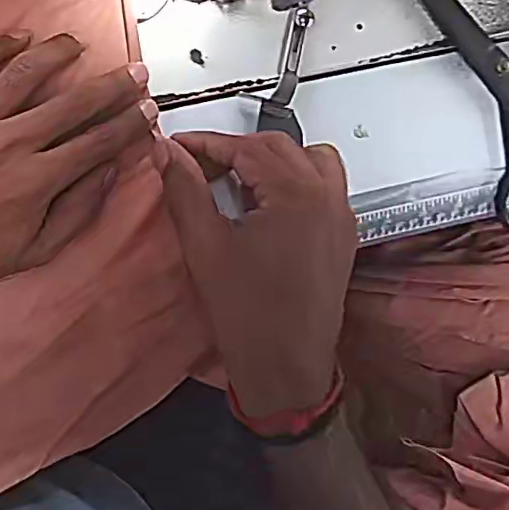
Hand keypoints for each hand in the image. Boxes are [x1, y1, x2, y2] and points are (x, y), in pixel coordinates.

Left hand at [0, 32, 155, 331]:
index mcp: (34, 179)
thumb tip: (106, 172)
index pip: (96, 141)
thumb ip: (76, 210)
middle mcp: (8, 143)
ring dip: (56, 53)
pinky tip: (17, 39)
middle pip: (72, 102)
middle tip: (134, 72)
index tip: (145, 110)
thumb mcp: (35, 249)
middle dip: (112, 85)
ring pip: (23, 73)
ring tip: (76, 45)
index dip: (128, 123)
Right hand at [157, 132, 357, 413]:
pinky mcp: (341, 236)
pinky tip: (262, 203)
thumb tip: (167, 155)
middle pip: (278, 147)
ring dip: (268, 160)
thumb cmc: (248, 314)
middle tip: (197, 164)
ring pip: (307, 160)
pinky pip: (322, 186)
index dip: (206, 143)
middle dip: (234, 149)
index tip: (178, 147)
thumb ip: (184, 190)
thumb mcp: (204, 244)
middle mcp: (328, 199)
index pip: (247, 147)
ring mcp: (340, 218)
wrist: (284, 366)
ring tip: (233, 180)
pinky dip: (292, 179)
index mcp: (297, 196)